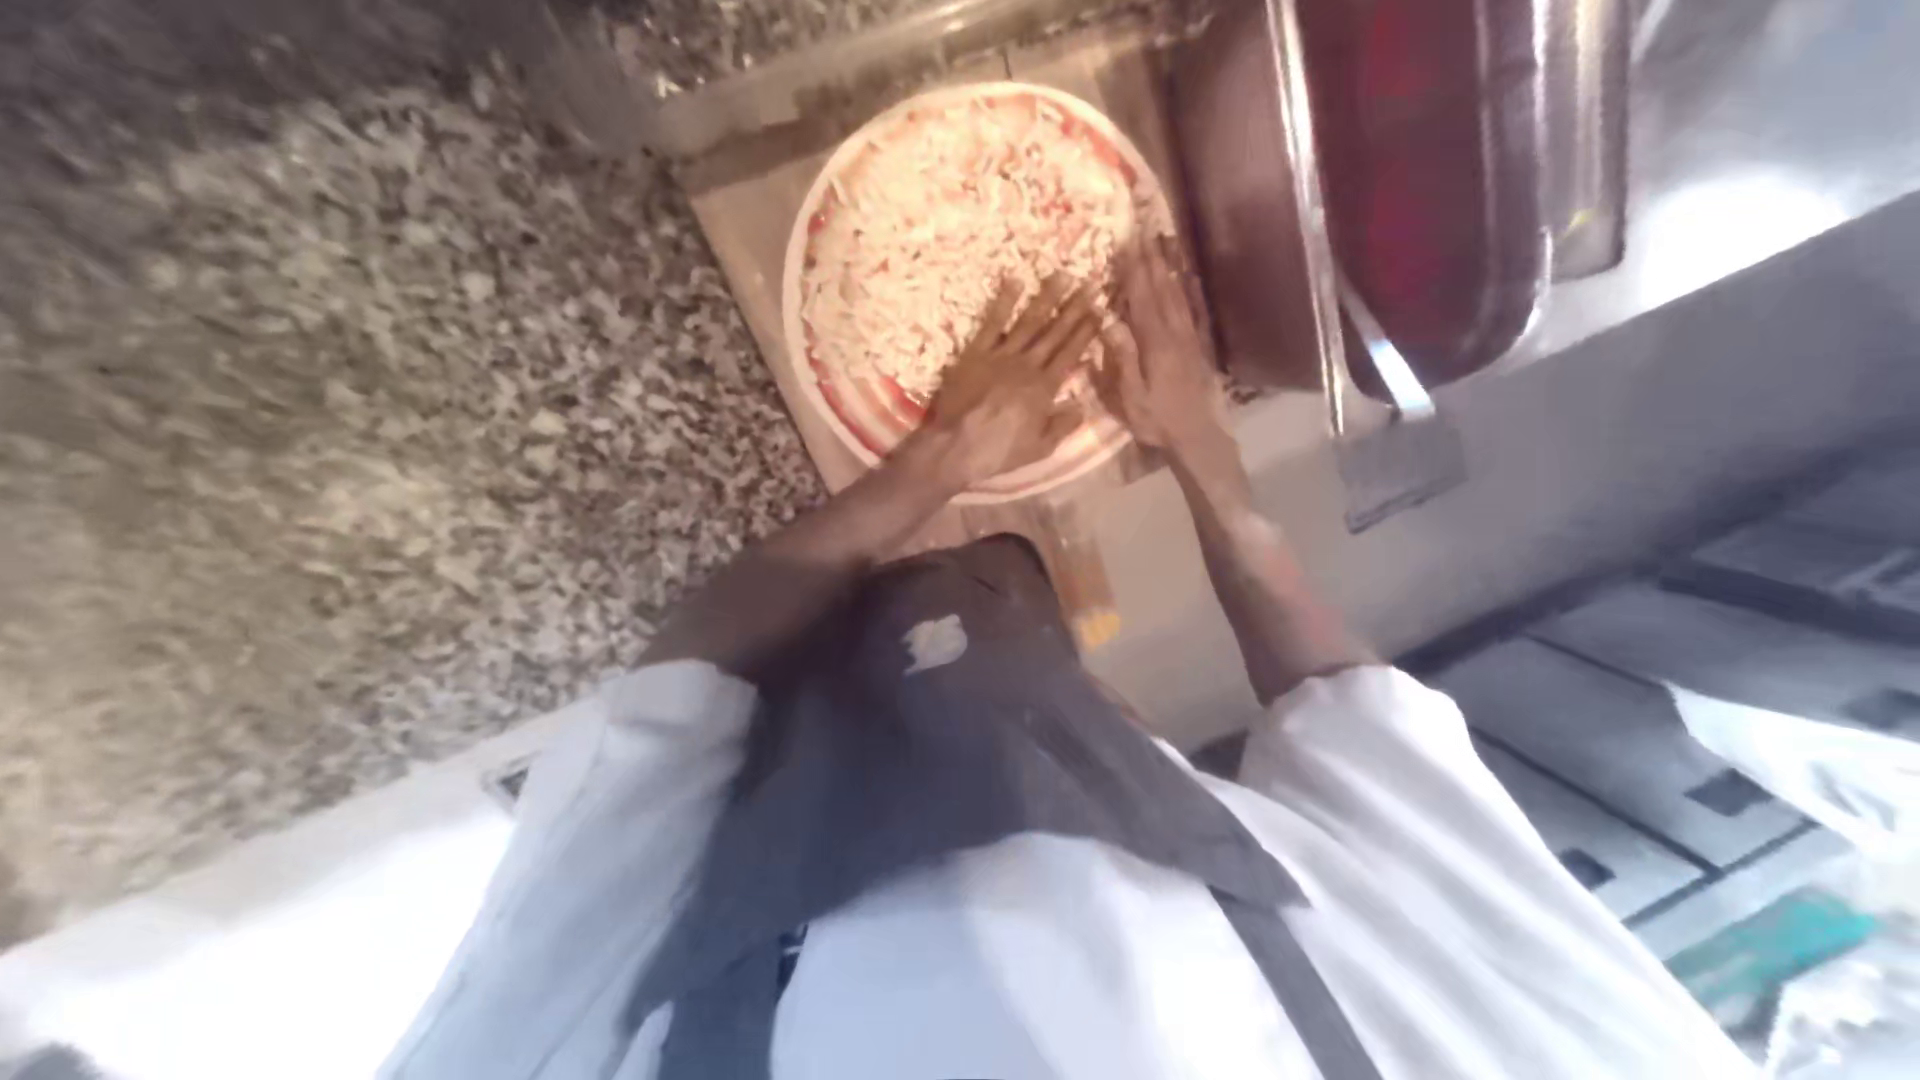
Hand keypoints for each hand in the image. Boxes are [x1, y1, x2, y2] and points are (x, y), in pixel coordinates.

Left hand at [900, 274, 1100, 492]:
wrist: (956, 445)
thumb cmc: (999, 452)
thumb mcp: (1039, 448)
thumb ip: (1062, 425)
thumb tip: (1081, 405)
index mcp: (1044, 388)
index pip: (1070, 353)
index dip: (1086, 331)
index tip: (1100, 310)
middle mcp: (1026, 365)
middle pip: (1054, 332)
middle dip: (1074, 308)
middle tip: (1091, 282)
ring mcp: (1000, 355)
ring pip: (1028, 322)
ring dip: (1046, 298)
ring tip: (1062, 274)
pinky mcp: (974, 353)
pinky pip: (991, 323)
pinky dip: (1003, 301)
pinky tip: (1015, 280)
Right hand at [1095, 237, 1229, 458]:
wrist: (1198, 435)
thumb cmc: (1157, 420)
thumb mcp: (1130, 396)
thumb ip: (1122, 359)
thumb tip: (1109, 321)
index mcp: (1154, 344)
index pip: (1141, 299)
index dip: (1133, 270)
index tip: (1125, 242)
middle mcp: (1175, 332)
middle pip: (1161, 288)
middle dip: (1150, 259)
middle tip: (1142, 230)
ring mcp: (1190, 337)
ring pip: (1178, 294)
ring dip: (1168, 266)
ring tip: (1161, 241)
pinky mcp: (1199, 345)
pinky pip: (1195, 310)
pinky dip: (1191, 289)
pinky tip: (1188, 275)